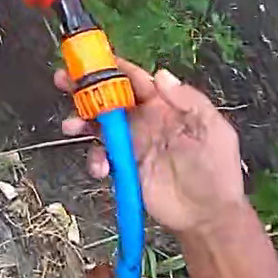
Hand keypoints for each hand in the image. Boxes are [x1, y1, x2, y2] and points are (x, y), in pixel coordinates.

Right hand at [55, 59, 249, 237]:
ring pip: (99, 125)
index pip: (136, 81)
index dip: (114, 69)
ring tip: (70, 126)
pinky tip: (101, 168)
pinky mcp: (124, 167)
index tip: (92, 61)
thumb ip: (188, 101)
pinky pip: (102, 156)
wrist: (206, 216)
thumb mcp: (211, 130)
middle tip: (62, 80)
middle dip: (85, 89)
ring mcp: (132, 144)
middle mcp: (145, 121)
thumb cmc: (215, 170)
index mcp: (165, 106)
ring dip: (81, 121)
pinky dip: (95, 159)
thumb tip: (160, 74)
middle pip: (110, 98)